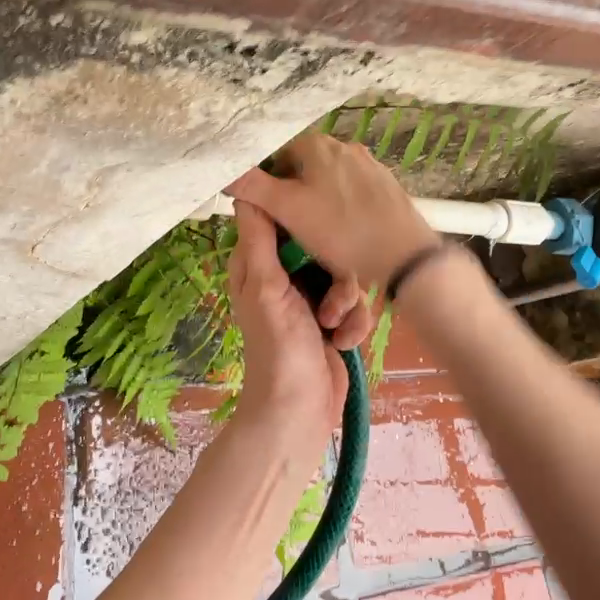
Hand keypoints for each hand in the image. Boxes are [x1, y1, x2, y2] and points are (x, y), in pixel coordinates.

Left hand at [225, 201, 375, 435]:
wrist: (301, 409)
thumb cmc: (278, 346)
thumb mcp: (265, 286)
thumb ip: (259, 239)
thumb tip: (243, 190)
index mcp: (258, 261)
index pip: (282, 220)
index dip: (304, 217)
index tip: (325, 219)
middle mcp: (282, 275)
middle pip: (323, 245)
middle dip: (337, 274)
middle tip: (330, 298)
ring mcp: (310, 298)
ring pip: (345, 274)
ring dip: (347, 303)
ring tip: (333, 327)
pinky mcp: (334, 320)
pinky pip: (356, 304)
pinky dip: (353, 324)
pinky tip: (343, 342)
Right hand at [227, 134, 440, 289]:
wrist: (404, 256)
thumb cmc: (340, 229)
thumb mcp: (288, 210)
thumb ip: (252, 188)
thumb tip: (223, 171)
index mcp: (318, 144)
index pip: (277, 152)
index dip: (265, 181)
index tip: (266, 209)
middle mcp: (344, 146)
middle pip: (303, 166)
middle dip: (291, 193)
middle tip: (288, 225)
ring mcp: (369, 165)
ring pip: (328, 180)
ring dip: (316, 201)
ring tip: (315, 234)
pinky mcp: (386, 186)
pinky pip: (351, 193)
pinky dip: (341, 209)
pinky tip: (343, 234)